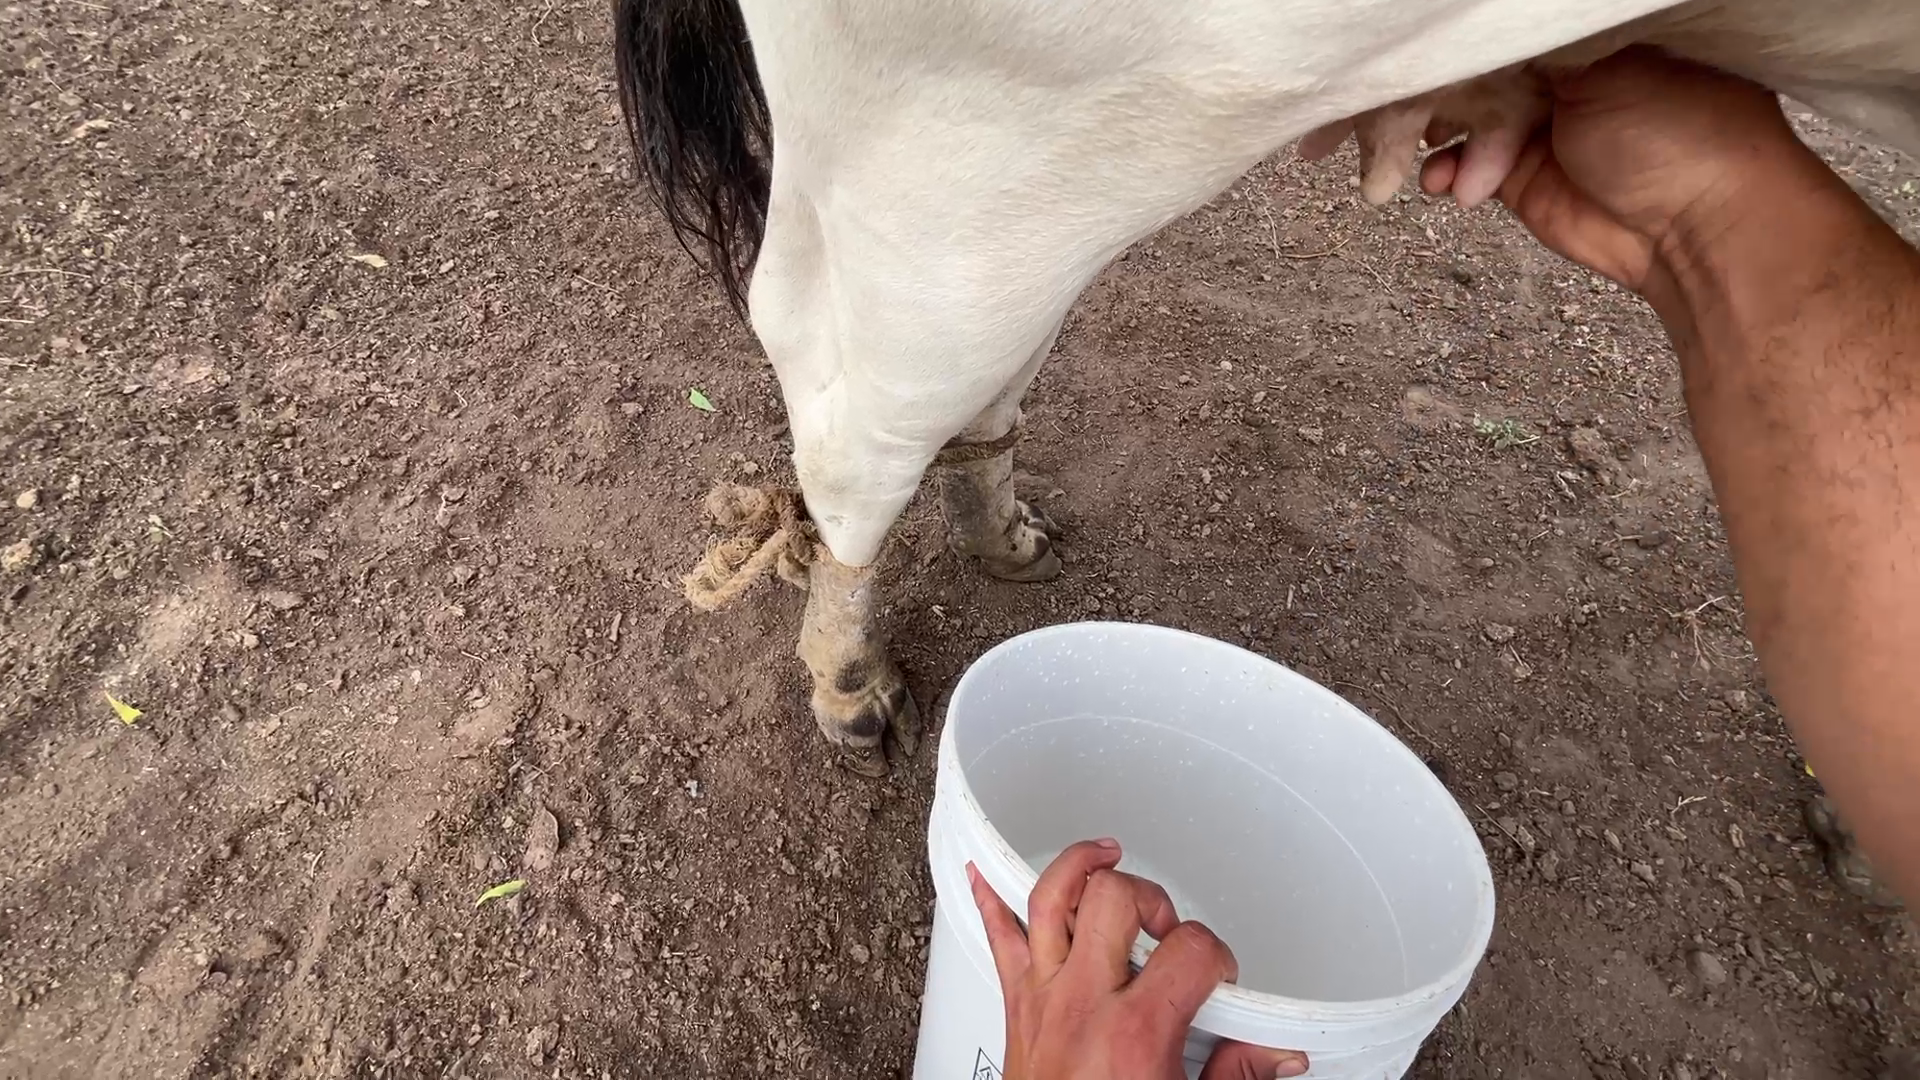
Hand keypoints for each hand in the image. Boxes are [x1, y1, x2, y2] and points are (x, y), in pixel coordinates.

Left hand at [969, 839, 1308, 1079]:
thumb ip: (1236, 1077)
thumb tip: (1276, 1051)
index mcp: (1134, 1034)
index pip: (1189, 951)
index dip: (1216, 954)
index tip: (1218, 973)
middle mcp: (1084, 1002)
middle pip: (1113, 899)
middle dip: (1149, 897)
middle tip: (1165, 926)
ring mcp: (1044, 996)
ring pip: (1050, 899)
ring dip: (1077, 866)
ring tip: (1104, 854)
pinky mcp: (1017, 1004)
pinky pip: (996, 939)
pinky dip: (988, 900)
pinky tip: (982, 872)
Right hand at [1422, 47, 1823, 295]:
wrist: (1683, 222)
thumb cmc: (1672, 131)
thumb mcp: (1608, 72)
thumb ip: (1542, 59)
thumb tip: (1486, 49)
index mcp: (1599, 42)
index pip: (1522, 39)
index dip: (1483, 52)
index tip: (1447, 62)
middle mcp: (1566, 81)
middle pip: (1490, 81)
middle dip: (1454, 100)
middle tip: (1424, 113)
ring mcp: (1539, 132)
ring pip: (1470, 128)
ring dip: (1447, 144)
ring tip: (1437, 166)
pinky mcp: (1517, 179)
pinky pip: (1466, 170)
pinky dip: (1447, 175)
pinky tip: (1441, 182)